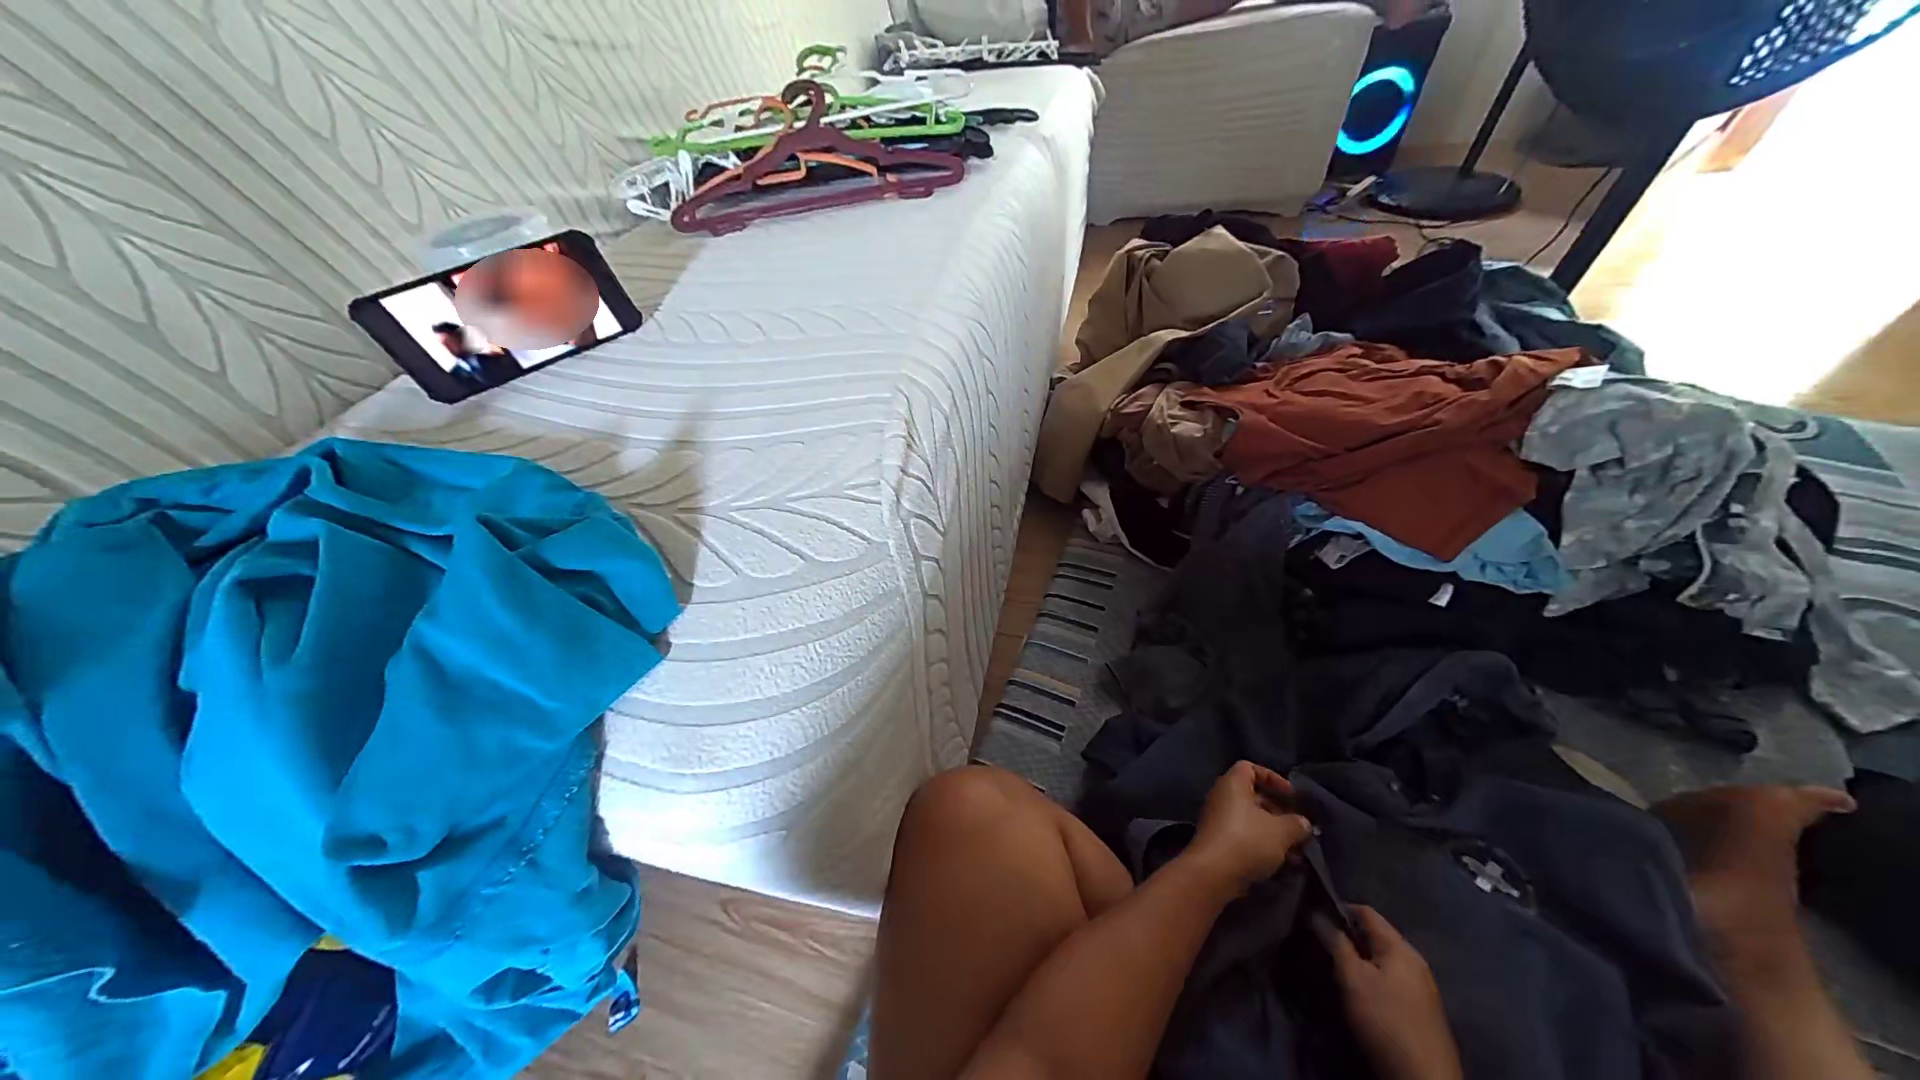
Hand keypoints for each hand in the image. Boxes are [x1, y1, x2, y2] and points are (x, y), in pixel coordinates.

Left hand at [1187, 761, 1312, 892]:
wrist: (1214, 873)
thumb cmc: (1247, 841)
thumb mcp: (1281, 831)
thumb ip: (1296, 824)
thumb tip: (1304, 823)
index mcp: (1232, 784)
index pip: (1250, 767)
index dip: (1273, 778)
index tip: (1292, 796)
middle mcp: (1223, 797)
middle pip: (1255, 796)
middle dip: (1281, 811)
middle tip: (1301, 827)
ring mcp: (1220, 820)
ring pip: (1254, 820)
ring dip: (1277, 833)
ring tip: (1300, 852)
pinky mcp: (1221, 842)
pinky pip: (1247, 836)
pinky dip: (1265, 845)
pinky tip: (1286, 864)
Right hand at [1316, 906, 1462, 1079]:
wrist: (1424, 1079)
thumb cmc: (1385, 1020)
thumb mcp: (1352, 978)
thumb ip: (1335, 943)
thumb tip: (1317, 914)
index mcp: (1400, 947)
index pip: (1365, 911)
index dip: (1338, 909)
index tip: (1314, 918)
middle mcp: (1415, 960)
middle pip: (1375, 934)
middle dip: (1347, 936)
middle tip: (1321, 946)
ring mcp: (1422, 985)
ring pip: (1382, 957)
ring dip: (1359, 958)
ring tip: (1336, 968)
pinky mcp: (1421, 1006)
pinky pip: (1391, 976)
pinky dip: (1372, 975)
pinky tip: (1360, 991)